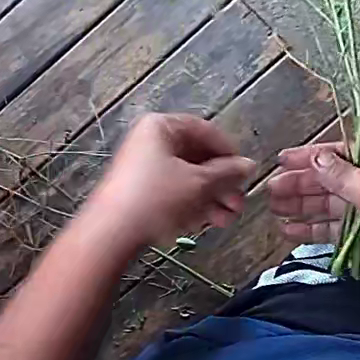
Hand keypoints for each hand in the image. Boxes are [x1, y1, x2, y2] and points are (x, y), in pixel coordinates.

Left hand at [82, 114, 255, 250]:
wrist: (112, 232)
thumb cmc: (152, 199)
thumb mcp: (199, 183)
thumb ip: (227, 173)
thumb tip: (247, 166)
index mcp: (160, 127)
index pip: (205, 131)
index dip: (229, 152)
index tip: (244, 171)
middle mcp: (148, 142)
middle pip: (195, 157)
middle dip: (220, 183)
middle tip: (237, 201)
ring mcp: (141, 167)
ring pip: (185, 178)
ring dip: (209, 198)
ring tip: (226, 219)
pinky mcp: (137, 191)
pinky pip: (170, 192)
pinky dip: (189, 205)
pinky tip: (205, 221)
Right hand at [266, 143, 359, 300]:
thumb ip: (345, 176)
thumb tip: (317, 158)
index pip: (346, 152)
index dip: (313, 156)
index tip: (284, 159)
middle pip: (334, 180)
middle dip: (302, 184)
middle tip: (273, 189)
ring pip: (330, 205)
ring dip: (303, 206)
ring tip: (275, 208)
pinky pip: (334, 230)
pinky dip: (312, 230)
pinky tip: (290, 230)